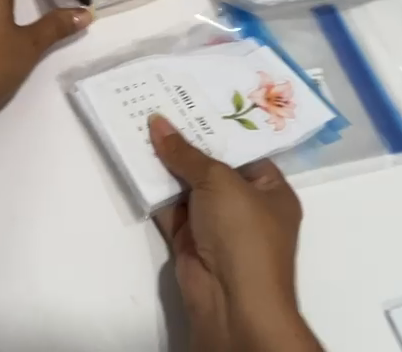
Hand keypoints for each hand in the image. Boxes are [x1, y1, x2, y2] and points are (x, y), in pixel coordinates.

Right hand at [150, 115, 321, 351]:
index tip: (188, 99)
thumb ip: (185, 152)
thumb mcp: (219, 181)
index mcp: (270, 191)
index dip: (216, 125)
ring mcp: (215, 224)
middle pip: (210, 164)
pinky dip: (151, 185)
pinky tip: (131, 156)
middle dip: (184, 140)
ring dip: (164, 160)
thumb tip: (156, 121)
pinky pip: (168, 204)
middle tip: (157, 103)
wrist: (233, 303)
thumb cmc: (243, 233)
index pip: (243, 150)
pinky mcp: (188, 238)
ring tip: (137, 120)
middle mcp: (244, 205)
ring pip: (185, 183)